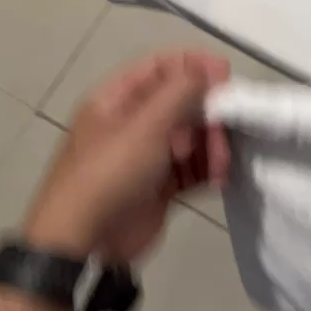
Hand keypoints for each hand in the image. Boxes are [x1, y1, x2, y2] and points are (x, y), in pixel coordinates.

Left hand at [23, 51, 229, 263]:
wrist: (84, 244)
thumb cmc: (109, 174)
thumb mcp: (146, 125)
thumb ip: (182, 90)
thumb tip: (211, 70)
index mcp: (117, 101)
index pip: (161, 66)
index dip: (194, 65)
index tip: (226, 75)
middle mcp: (132, 124)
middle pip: (183, 103)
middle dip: (209, 115)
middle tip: (225, 131)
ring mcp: (146, 156)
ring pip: (192, 137)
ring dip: (213, 147)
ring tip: (220, 167)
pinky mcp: (160, 186)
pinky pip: (193, 168)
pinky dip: (209, 170)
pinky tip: (219, 180)